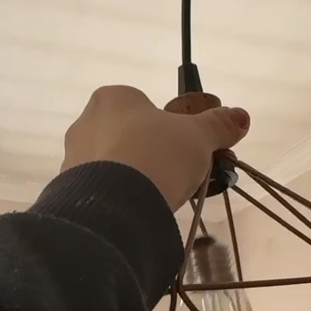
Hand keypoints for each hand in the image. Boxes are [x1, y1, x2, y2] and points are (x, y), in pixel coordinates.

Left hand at [61, 85, 249, 208]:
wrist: (116, 205)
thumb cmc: (158, 155)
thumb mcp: (197, 138)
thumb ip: (217, 126)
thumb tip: (240, 117)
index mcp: (112, 98)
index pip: (143, 106)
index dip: (167, 129)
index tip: (184, 151)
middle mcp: (85, 122)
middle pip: (127, 137)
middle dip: (151, 155)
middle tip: (175, 177)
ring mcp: (72, 158)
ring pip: (112, 166)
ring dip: (134, 179)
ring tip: (157, 199)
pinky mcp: (69, 192)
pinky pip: (100, 192)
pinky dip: (117, 199)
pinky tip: (134, 212)